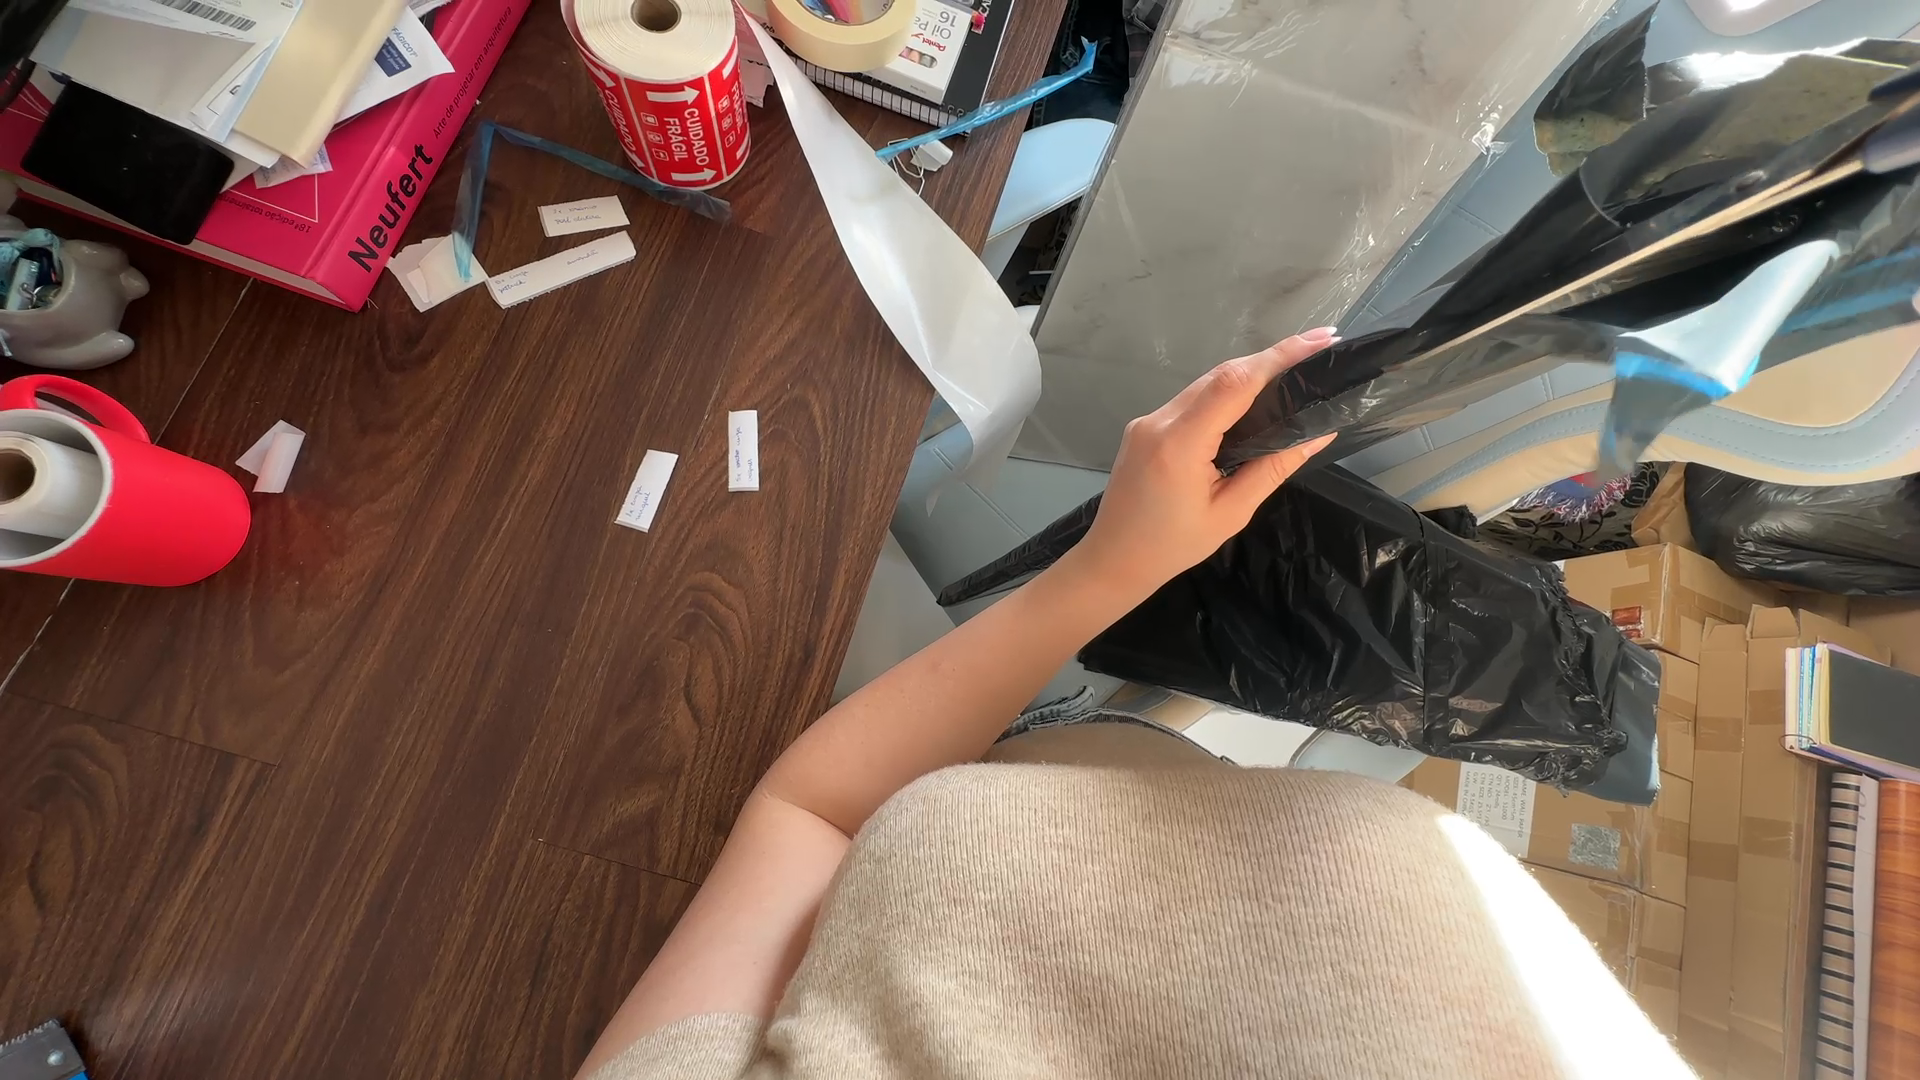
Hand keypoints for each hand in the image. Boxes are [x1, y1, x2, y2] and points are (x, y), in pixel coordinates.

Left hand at [1066, 328, 1339, 598]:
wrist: (1113, 560)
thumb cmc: (1171, 547)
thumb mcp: (1230, 512)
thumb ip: (1273, 467)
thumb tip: (1319, 433)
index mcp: (1178, 444)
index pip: (1233, 383)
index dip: (1278, 356)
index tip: (1321, 340)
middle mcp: (1157, 422)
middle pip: (1219, 376)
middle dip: (1269, 360)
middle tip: (1318, 352)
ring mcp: (1145, 422)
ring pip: (1203, 385)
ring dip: (1246, 377)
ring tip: (1293, 373)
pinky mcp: (1142, 429)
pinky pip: (1189, 401)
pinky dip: (1221, 396)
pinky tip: (1250, 401)